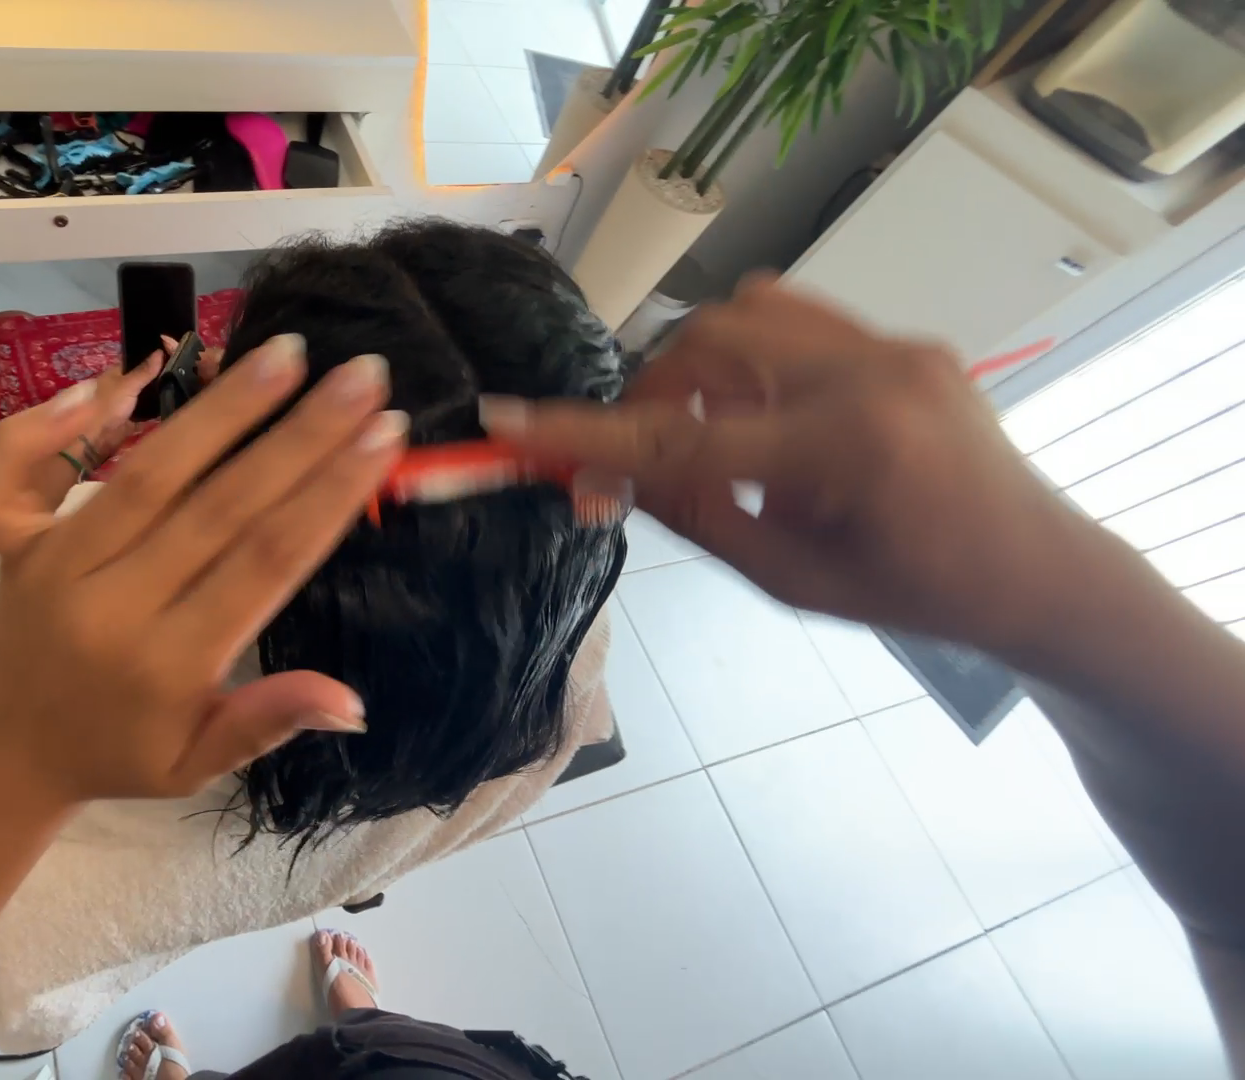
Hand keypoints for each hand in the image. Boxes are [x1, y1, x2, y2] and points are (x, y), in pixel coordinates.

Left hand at [0, 334, 407, 808]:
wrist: (6, 755)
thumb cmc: (117, 756)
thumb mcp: (196, 765)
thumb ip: (265, 721)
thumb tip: (352, 701)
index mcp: (167, 664)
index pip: (263, 562)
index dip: (326, 494)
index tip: (382, 437)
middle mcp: (112, 604)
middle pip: (218, 504)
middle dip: (299, 434)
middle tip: (360, 375)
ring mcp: (57, 565)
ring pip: (149, 474)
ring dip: (221, 408)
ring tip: (283, 354)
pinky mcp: (12, 541)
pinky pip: (26, 466)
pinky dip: (70, 417)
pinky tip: (125, 375)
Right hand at [479, 276, 1094, 654]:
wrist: (1035, 568)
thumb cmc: (905, 593)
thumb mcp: (780, 573)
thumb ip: (688, 511)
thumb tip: (602, 477)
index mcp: (845, 453)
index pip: (679, 439)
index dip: (582, 434)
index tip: (509, 422)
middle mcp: (869, 374)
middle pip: (701, 346)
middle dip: (646, 400)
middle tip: (636, 456)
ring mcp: (889, 344)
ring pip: (737, 315)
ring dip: (688, 370)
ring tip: (702, 428)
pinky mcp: (894, 336)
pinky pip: (783, 314)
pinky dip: (735, 353)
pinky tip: (747, 402)